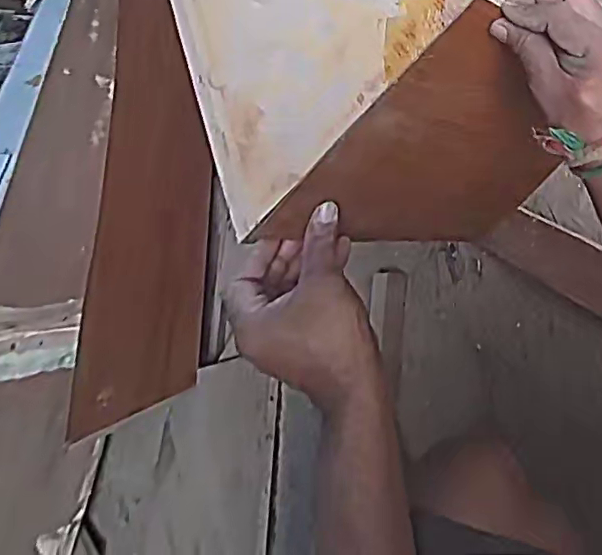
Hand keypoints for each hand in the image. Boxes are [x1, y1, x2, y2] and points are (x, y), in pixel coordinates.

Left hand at [224, 201, 381, 411]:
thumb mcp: (323, 280)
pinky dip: (316, 282)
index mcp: (251, 324)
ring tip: (325, 242)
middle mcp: (261, 336)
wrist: (359, 384)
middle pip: (266, 283)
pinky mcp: (306, 343)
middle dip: (290, 255)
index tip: (282, 233)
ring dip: (307, 265)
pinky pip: (304, 303)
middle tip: (307, 233)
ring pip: (288, 292)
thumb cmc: (332, 349)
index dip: (263, 252)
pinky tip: (336, 261)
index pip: (242, 278)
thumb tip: (322, 216)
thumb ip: (319, 244)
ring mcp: (283, 341)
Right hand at [489, 0, 601, 142]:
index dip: (525, 11)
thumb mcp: (546, 86)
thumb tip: (504, 24)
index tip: (503, 16)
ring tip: (523, 14)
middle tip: (512, 11)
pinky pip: (579, 4)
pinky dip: (556, 5)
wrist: (600, 135)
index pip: (557, 12)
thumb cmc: (577, 119)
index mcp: (599, 46)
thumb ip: (528, 49)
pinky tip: (539, 20)